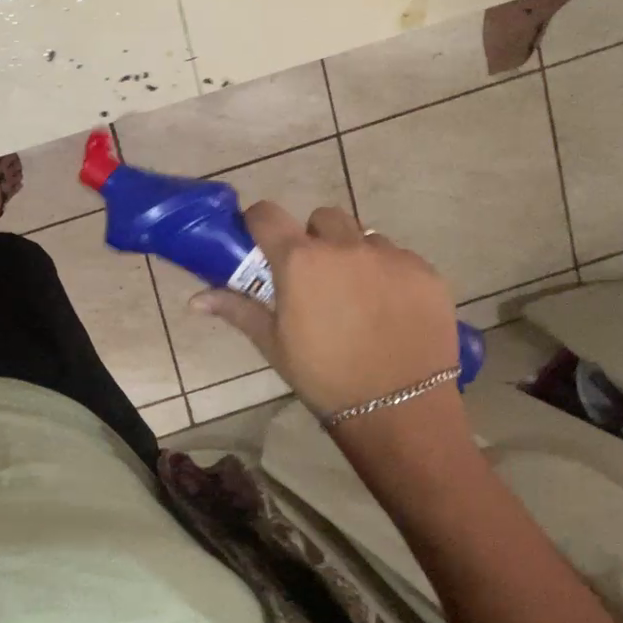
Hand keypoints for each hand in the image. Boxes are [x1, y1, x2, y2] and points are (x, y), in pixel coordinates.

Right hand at [193, 203, 461, 418]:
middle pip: (322, 218)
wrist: (399, 409)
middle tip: (313, 274)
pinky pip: (400, 258)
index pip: (267, 214)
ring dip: (353, 253)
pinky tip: (389, 308)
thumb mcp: (273, 343)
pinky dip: (389, 273)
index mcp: (299, 260)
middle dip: (313, 237)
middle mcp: (344, 247)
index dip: (260, 223)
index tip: (260, 241)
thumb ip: (237, 309)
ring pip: (364, 237)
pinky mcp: (427, 274)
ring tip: (355, 292)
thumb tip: (196, 300)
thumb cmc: (323, 376)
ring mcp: (391, 258)